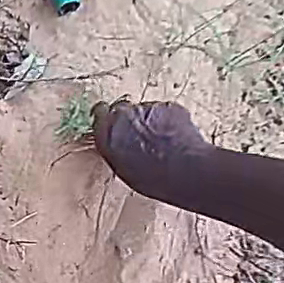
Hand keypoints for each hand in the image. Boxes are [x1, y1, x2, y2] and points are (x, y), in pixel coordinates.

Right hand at [94, 98, 210, 202]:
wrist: (183, 169)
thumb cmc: (153, 176)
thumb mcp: (121, 168)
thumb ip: (114, 147)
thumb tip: (117, 144)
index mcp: (107, 133)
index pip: (100, 112)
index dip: (107, 117)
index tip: (111, 121)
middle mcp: (124, 116)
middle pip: (121, 108)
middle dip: (128, 118)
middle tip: (136, 135)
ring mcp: (147, 108)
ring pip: (144, 109)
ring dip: (148, 120)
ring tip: (158, 140)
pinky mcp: (168, 106)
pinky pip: (164, 109)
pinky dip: (166, 119)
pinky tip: (172, 136)